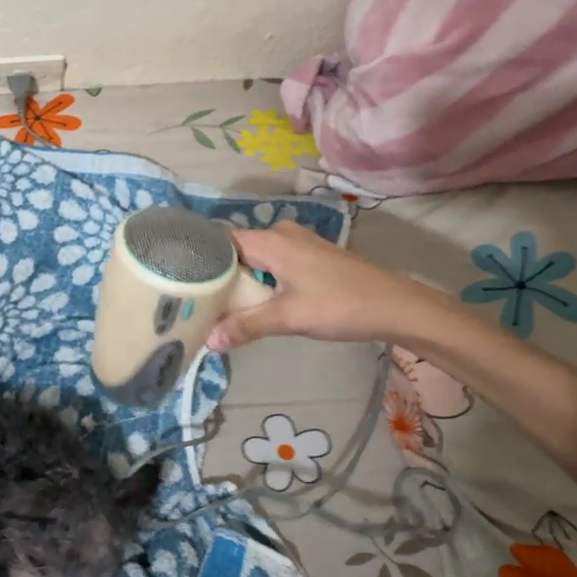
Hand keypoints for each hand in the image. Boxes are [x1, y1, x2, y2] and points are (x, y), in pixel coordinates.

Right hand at [205, 221, 451, 349]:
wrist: (399, 307)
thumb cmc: (341, 305)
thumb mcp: (289, 318)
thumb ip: (246, 326)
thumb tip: (208, 341)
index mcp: (270, 241)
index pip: (219, 240)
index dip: (197, 258)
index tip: (177, 279)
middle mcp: (280, 234)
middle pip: (234, 250)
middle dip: (215, 273)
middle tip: (189, 298)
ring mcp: (298, 245)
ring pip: (254, 258)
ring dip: (238, 279)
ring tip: (213, 303)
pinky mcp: (309, 258)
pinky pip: (271, 263)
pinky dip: (258, 280)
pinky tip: (251, 302)